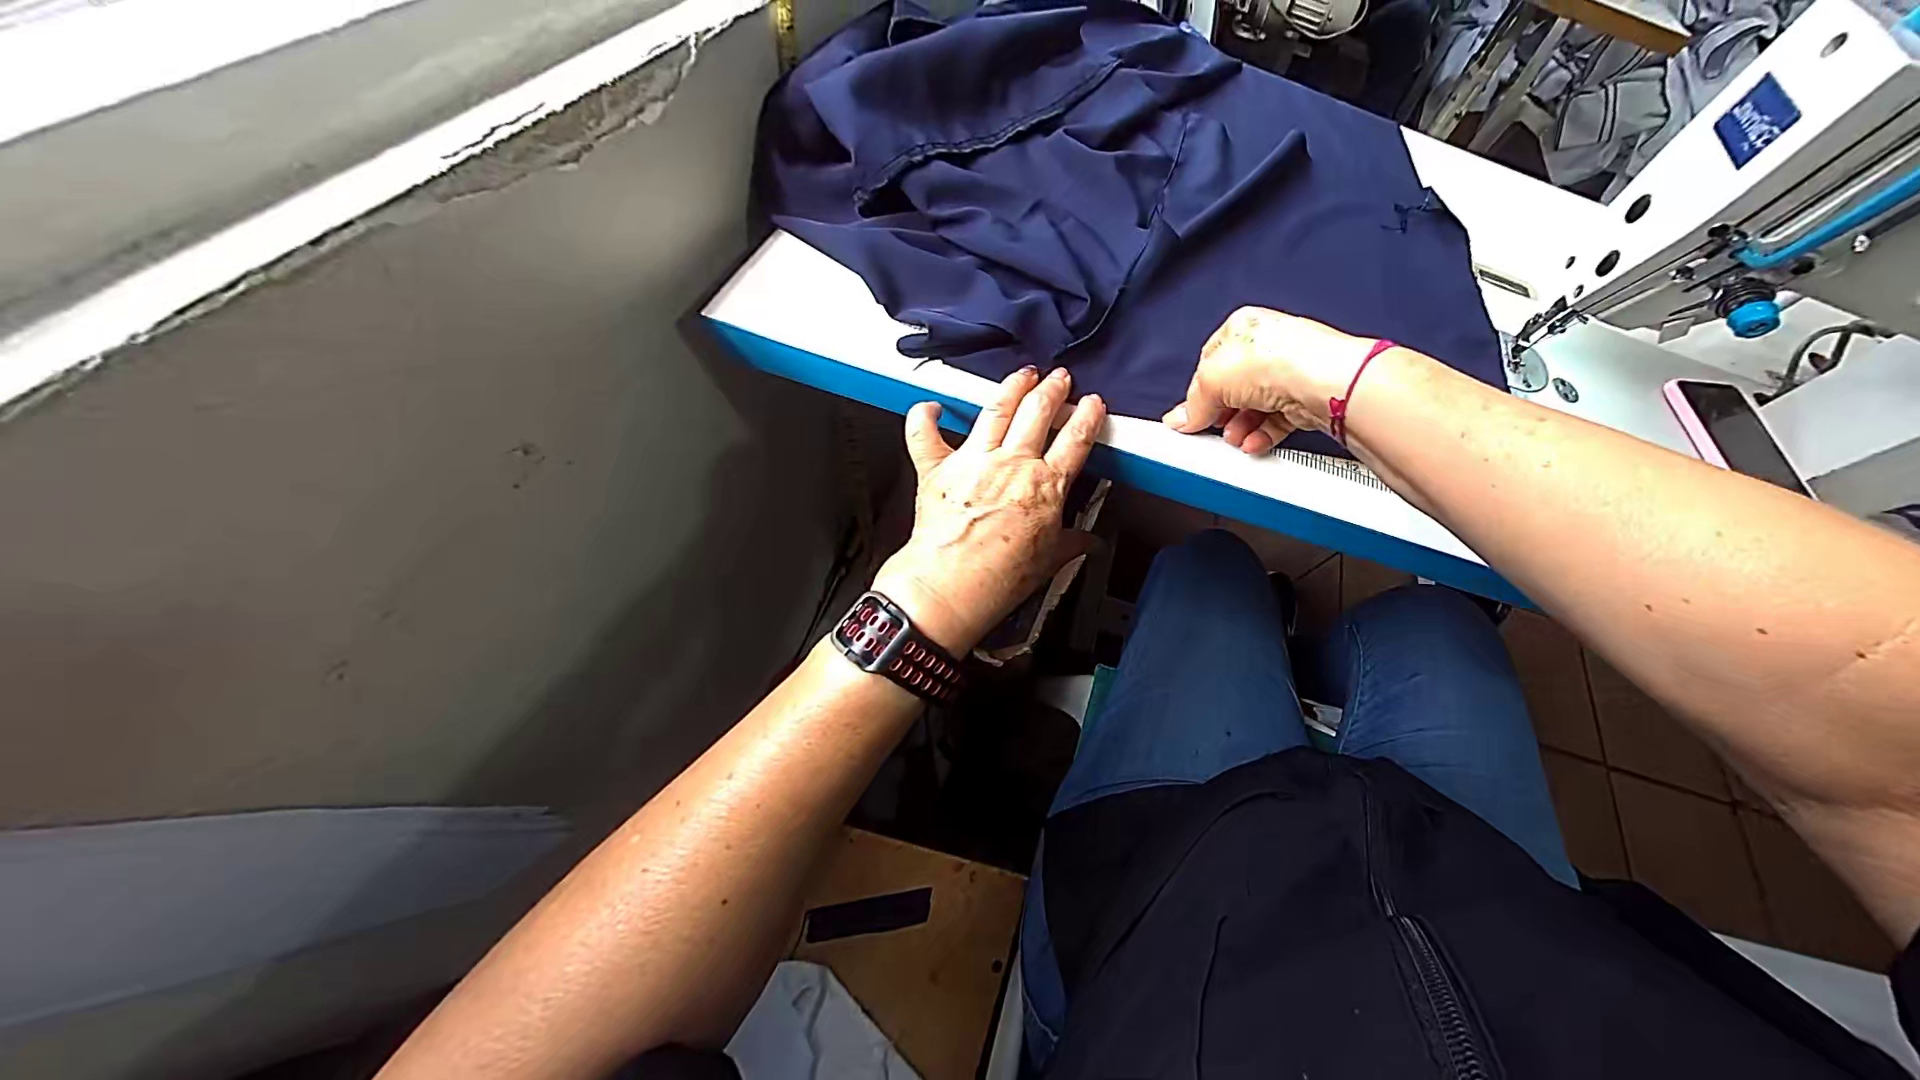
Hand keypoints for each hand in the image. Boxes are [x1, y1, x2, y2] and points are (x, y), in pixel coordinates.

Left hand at [871, 366, 1106, 653]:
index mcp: (1045, 486)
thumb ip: (1071, 543)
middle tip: (1057, 379)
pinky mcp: (937, 469)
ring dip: (1010, 387)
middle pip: (1037, 412)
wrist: (952, 586)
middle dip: (1051, 389)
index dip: (1087, 416)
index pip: (1075, 440)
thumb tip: (1087, 543)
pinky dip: (924, 417)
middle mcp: (1011, 465)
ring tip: (1020, 375)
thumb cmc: (998, 578)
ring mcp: (973, 462)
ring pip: (996, 409)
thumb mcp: (1049, 561)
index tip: (1091, 404)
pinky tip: (930, 406)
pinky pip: (926, 434)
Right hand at [1161, 306, 1378, 453]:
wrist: (1329, 381)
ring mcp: (1290, 370)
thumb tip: (1181, 419)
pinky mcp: (1309, 395)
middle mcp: (1268, 345)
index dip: (1197, 393)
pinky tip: (1254, 442)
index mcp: (1242, 326)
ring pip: (1255, 406)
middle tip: (1212, 428)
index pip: (1208, 365)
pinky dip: (1263, 433)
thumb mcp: (1211, 380)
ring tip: (1235, 438)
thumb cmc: (1280, 361)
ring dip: (1241, 427)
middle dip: (1221, 413)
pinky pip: (1278, 419)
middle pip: (1232, 388)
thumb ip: (1192, 404)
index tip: (1190, 416)